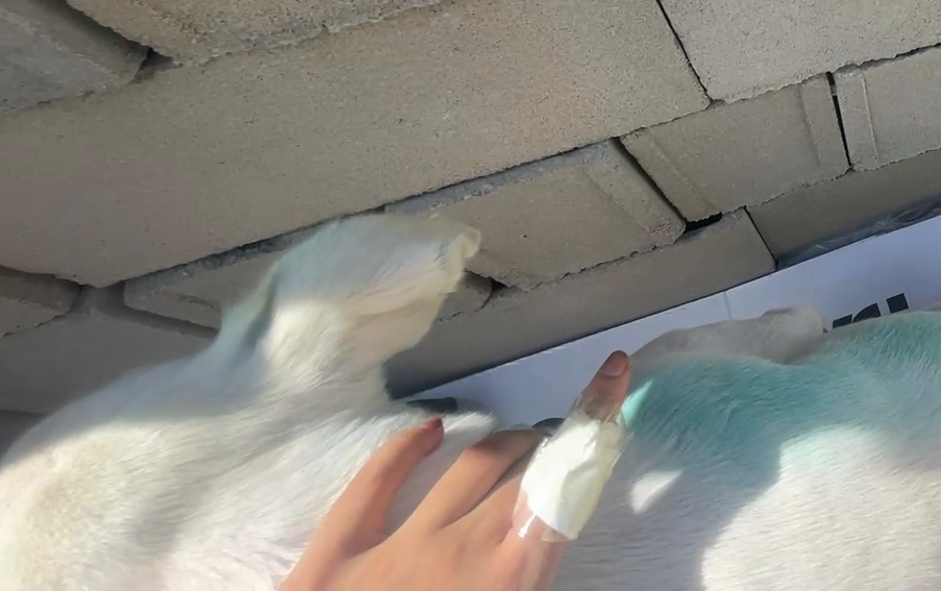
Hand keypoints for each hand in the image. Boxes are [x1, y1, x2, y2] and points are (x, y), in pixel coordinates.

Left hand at [284, 350, 631, 590]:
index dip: (595, 418)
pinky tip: (431, 430)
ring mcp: (392, 550)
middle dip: (554, 441)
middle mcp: (461, 549)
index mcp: (510, 579)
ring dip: (506, 443)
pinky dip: (406, 448)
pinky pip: (372, 484)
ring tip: (518, 442)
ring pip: (470, 463)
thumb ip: (532, 580)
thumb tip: (553, 547)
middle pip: (527, 465)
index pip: (567, 482)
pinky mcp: (327, 562)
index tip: (614, 370)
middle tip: (561, 445)